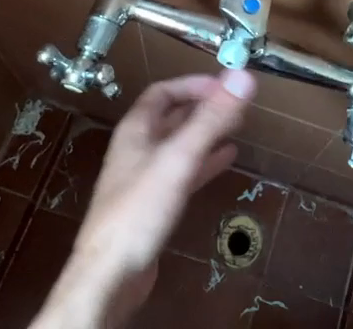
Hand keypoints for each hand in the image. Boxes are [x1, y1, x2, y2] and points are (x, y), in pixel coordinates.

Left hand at [36, 70, 255, 327]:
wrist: (109, 276)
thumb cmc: (140, 209)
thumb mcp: (179, 158)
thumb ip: (211, 119)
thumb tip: (243, 76)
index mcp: (136, 130)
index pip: (163, 92)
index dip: (193, 85)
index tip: (224, 86)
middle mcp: (138, 149)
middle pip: (172, 117)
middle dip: (204, 108)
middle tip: (237, 105)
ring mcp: (144, 178)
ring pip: (179, 145)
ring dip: (206, 134)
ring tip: (238, 127)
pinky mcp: (153, 205)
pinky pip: (182, 173)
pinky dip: (204, 162)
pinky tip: (226, 160)